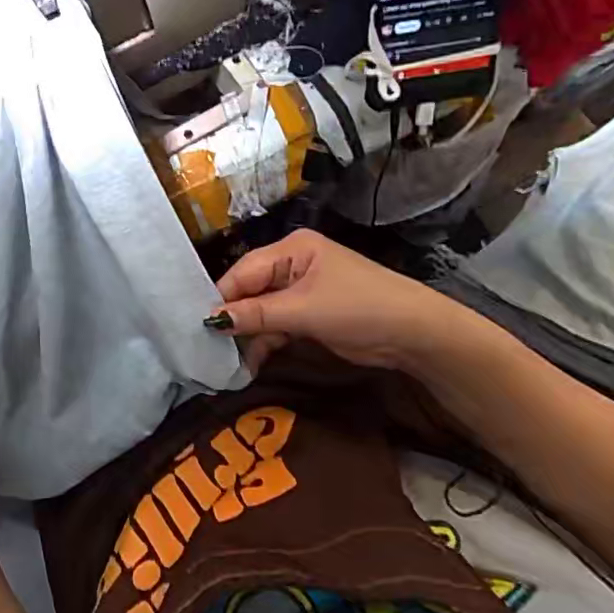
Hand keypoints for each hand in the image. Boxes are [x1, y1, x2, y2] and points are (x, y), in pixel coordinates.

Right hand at [210, 229, 476, 373]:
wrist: (416, 335)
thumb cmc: (360, 308)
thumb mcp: (304, 310)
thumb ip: (256, 315)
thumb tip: (211, 321)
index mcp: (292, 249)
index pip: (243, 271)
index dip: (221, 298)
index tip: (198, 326)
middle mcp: (292, 265)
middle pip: (248, 291)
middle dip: (232, 319)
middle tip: (207, 346)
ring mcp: (299, 290)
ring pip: (259, 311)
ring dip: (247, 335)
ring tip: (227, 360)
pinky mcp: (307, 314)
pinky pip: (274, 324)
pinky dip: (264, 342)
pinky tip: (249, 363)